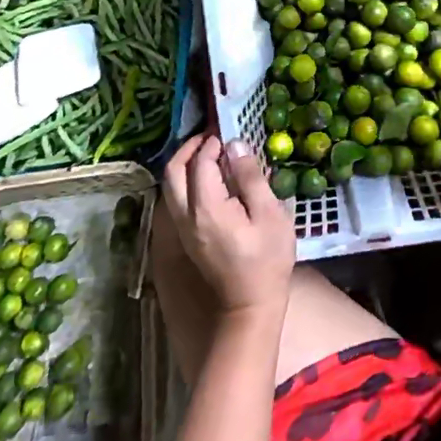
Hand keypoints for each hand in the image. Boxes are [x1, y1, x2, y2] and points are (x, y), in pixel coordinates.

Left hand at [161, 135, 294, 316]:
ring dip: (185, 163)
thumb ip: (250, 177)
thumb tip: (235, 146)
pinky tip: (211, 179)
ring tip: (211, 153)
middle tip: (212, 137)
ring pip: (171, 186)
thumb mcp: (269, 215)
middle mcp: (186, 215)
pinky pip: (177, 198)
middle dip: (189, 148)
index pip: (200, 163)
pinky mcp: (187, 236)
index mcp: (206, 207)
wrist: (250, 307)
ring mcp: (183, 228)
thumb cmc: (267, 261)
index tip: (228, 133)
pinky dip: (187, 180)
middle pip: (173, 171)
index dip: (212, 143)